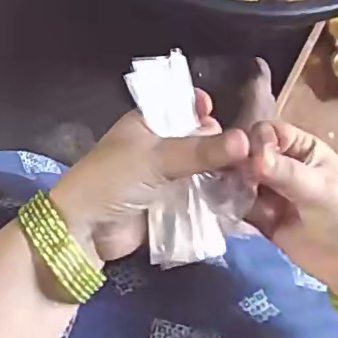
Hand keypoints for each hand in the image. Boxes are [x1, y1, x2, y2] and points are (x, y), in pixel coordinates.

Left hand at [50, 91, 249, 261]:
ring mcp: (165, 176)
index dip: (203, 109)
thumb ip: (201, 151)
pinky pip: (199, 195)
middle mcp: (158, 146)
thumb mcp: (157, 158)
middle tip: (250, 153)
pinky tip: (241, 197)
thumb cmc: (114, 180)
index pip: (182, 107)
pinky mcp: (170, 204)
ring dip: (223, 173)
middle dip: (222, 145)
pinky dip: (216, 196)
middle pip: (199, 139)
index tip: (227, 118)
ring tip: (253, 176)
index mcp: (148, 123)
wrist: (85, 231)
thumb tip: (245, 140)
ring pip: (202, 169)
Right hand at [245, 120, 337, 298]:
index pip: (266, 132)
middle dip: (237, 165)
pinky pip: (241, 206)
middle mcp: (281, 165)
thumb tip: (252, 157)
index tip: (250, 159)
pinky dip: (233, 207)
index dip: (254, 142)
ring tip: (236, 199)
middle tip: (236, 181)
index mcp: (300, 147)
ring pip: (240, 180)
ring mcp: (270, 192)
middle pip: (247, 155)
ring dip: (233, 187)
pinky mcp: (263, 218)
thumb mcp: (319, 189)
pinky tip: (232, 211)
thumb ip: (285, 173)